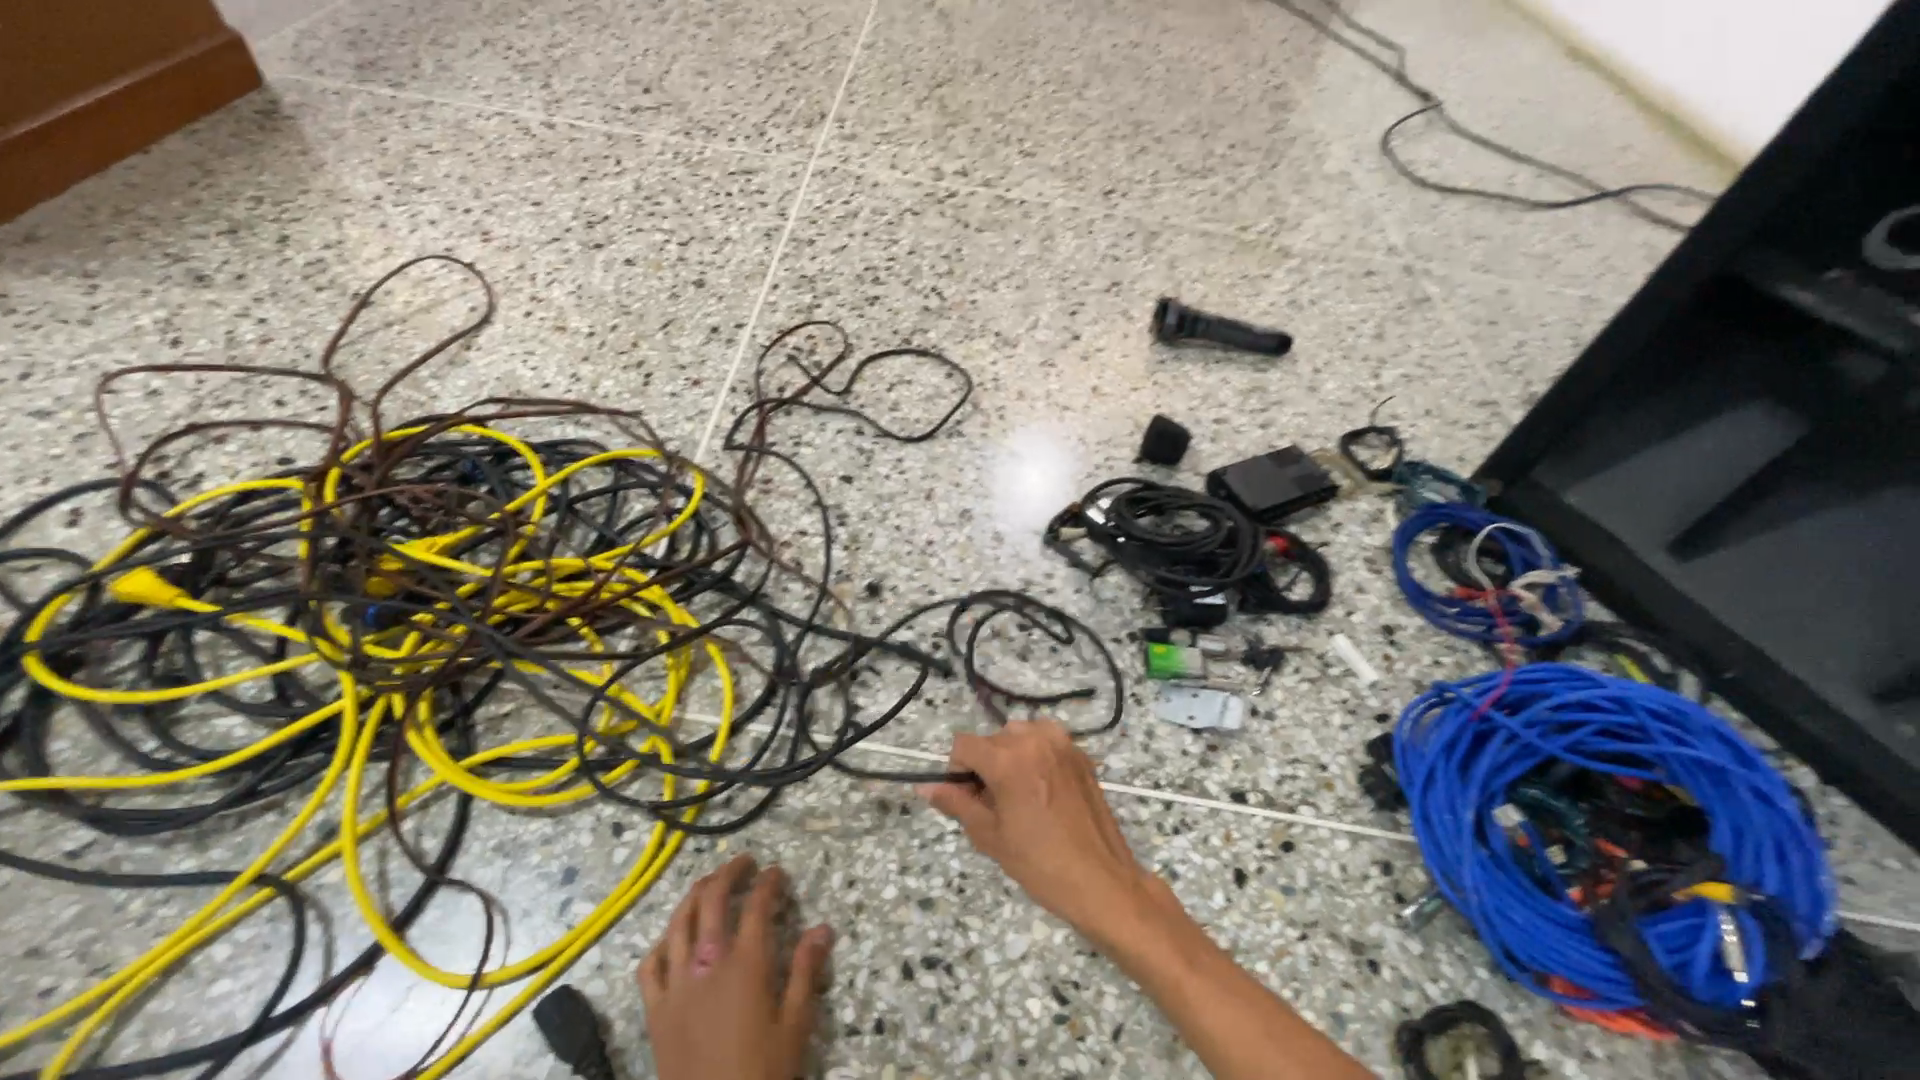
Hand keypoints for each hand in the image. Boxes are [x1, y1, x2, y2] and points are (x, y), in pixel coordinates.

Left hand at [639, 855, 833, 1079]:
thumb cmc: (764, 1073)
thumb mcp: (796, 1026)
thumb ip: (805, 972)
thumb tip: (822, 928)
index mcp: (746, 965)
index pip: (756, 906)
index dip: (768, 882)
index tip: (777, 872)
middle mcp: (707, 963)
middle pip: (712, 901)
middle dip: (729, 874)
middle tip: (744, 863)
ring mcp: (675, 985)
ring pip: (678, 923)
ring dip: (694, 895)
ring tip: (708, 884)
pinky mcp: (654, 1011)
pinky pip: (650, 965)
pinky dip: (661, 942)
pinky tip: (671, 938)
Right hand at [917, 719, 1178, 949]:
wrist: (1101, 881)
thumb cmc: (1040, 864)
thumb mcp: (989, 836)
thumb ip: (956, 803)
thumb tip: (924, 787)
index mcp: (1009, 759)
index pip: (963, 744)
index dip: (957, 770)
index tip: (966, 798)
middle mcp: (1036, 741)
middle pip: (991, 739)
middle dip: (984, 766)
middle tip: (992, 806)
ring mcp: (1063, 745)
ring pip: (1019, 736)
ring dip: (1010, 758)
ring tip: (1018, 797)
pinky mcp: (1081, 756)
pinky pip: (1046, 742)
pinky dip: (1036, 757)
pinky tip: (1043, 791)